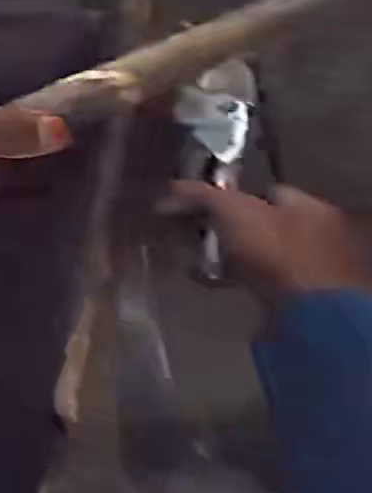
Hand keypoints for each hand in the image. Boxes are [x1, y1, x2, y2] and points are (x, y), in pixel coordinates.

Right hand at [167, 181, 371, 297]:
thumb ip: (201, 193)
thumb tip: (175, 187)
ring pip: (250, 244)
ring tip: (195, 253)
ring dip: (220, 247)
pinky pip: (257, 268)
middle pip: (252, 217)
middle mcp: (318, 229)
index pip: (258, 189)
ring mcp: (313, 260)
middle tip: (188, 228)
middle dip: (216, 222)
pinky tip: (215, 272)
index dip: (221, 194)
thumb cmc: (273, 251)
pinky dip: (233, 268)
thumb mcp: (228, 209)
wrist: (308, 305)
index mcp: (310, 207)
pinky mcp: (301, 285)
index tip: (193, 204)